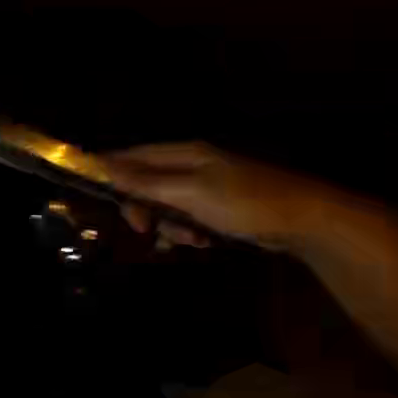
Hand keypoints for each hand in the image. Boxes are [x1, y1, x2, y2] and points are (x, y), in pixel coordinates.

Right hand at [105, 142, 348, 250]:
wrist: (299, 218)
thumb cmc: (243, 201)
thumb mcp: (190, 192)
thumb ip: (147, 181)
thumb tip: (105, 165)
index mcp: (184, 153)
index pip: (134, 156)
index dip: (113, 173)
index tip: (99, 195)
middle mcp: (191, 166)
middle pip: (148, 185)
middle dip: (146, 210)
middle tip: (147, 230)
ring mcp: (205, 187)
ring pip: (167, 207)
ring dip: (172, 227)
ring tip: (192, 239)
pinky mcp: (218, 208)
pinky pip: (189, 220)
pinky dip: (190, 233)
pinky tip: (203, 243)